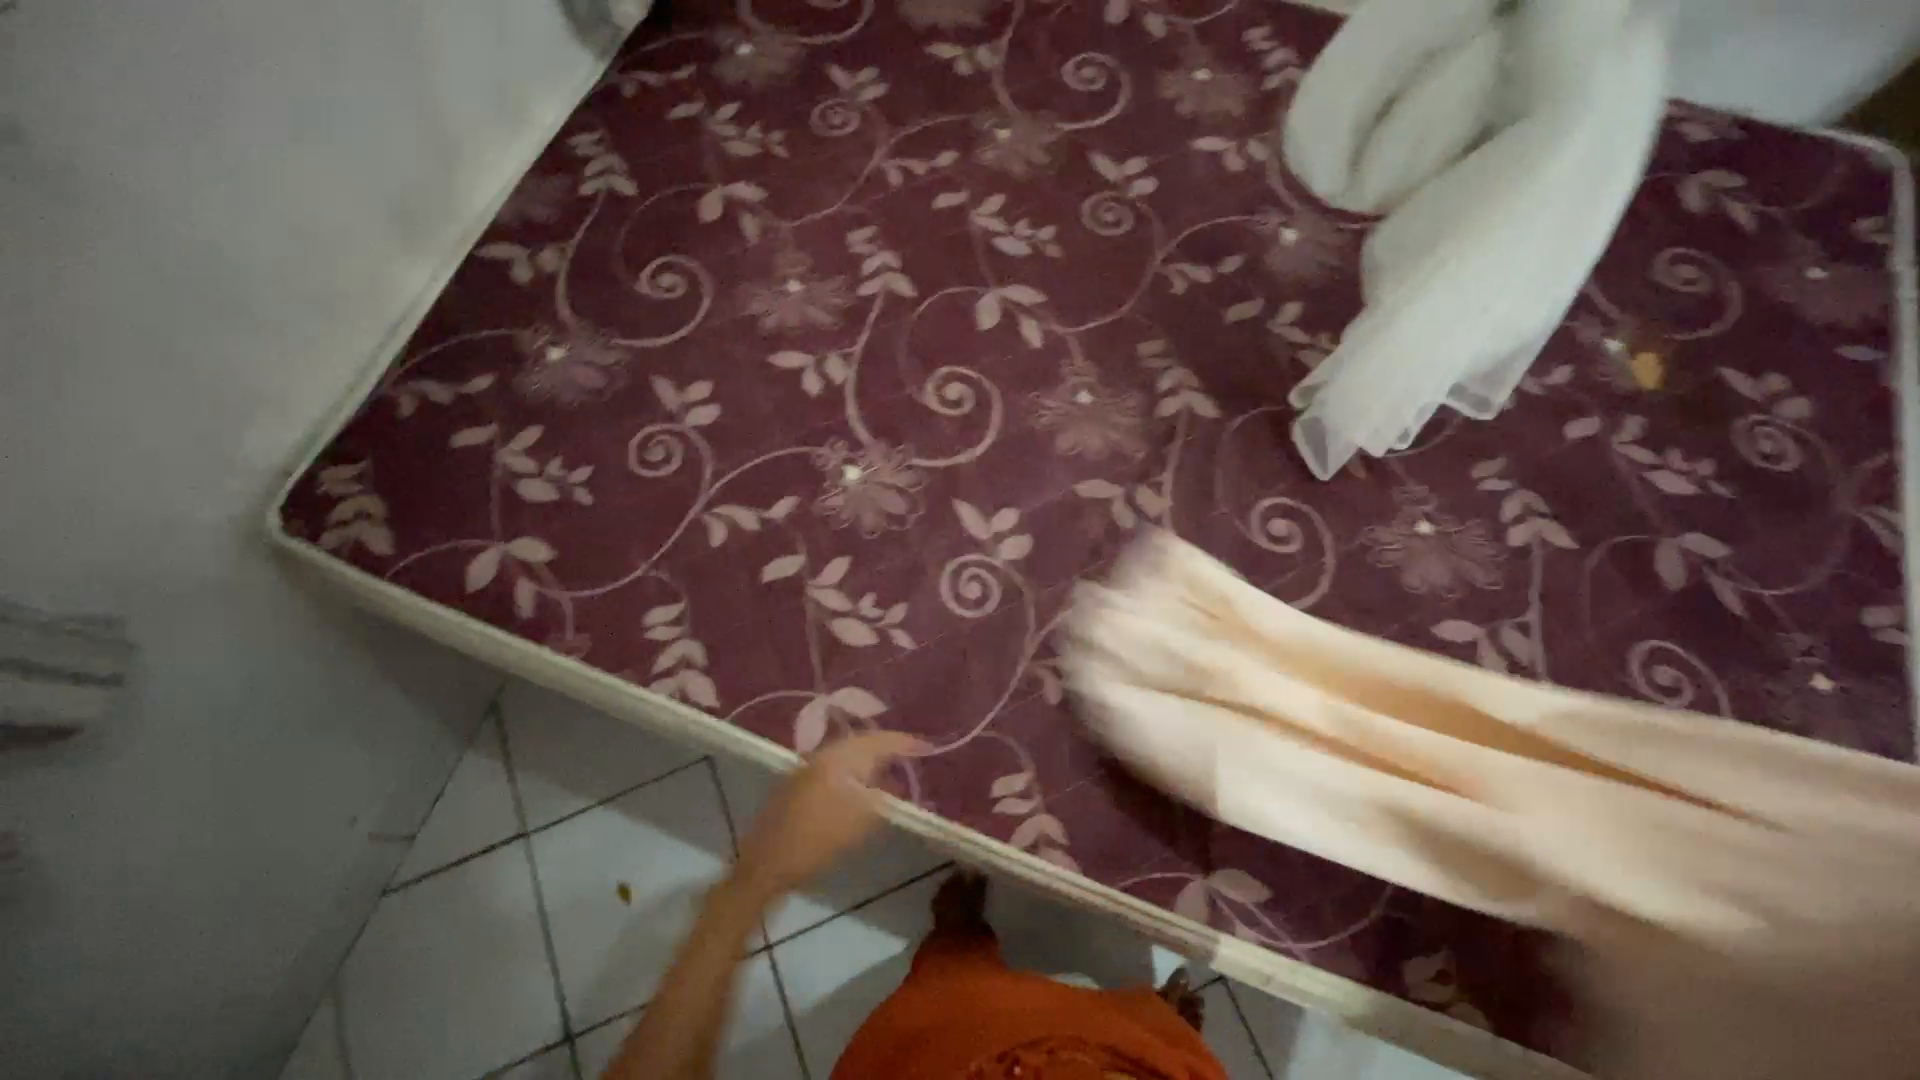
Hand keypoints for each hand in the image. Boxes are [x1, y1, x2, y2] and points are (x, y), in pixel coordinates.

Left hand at [732, 732, 924, 901]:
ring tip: (891, 771)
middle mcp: (820, 756)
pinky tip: (862, 787)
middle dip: (886, 748)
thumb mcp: (861, 822)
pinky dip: (852, 772)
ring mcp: (805, 769)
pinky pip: (833, 768)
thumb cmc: (816, 842)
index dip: (904, 743)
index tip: (927, 747)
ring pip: (845, 755)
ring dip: (868, 760)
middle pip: (860, 742)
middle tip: (910, 755)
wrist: (765, 865)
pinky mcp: (796, 785)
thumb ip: (884, 798)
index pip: (877, 741)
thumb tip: (896, 785)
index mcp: (837, 759)